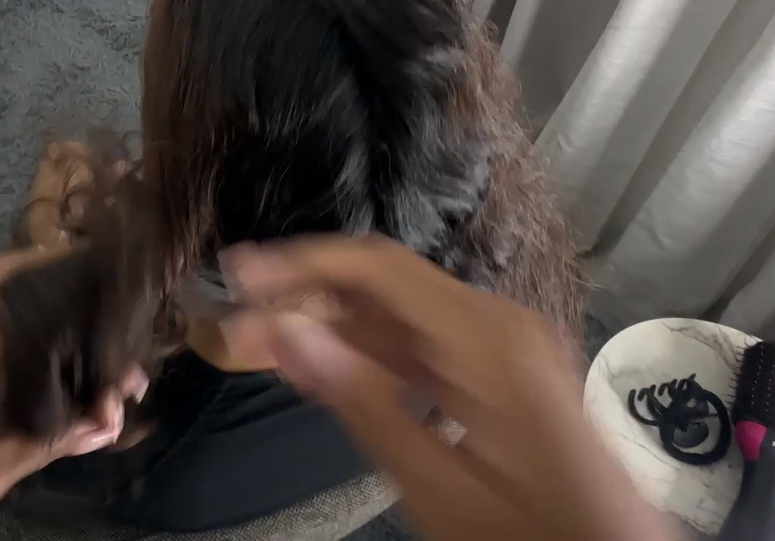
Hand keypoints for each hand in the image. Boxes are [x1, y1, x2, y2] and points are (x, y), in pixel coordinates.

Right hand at [221, 235, 667, 540]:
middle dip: (307, 295)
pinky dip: (369, 352)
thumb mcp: (442, 489)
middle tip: (239, 317)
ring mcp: (499, 343)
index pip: (377, 268)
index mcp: (487, 336)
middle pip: (383, 284)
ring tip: (263, 341)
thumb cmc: (535, 539)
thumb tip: (286, 331)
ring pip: (396, 313)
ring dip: (331, 324)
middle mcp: (494, 321)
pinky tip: (323, 365)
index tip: (240, 273)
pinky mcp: (498, 368)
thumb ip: (361, 403)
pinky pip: (421, 344)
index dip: (302, 262)